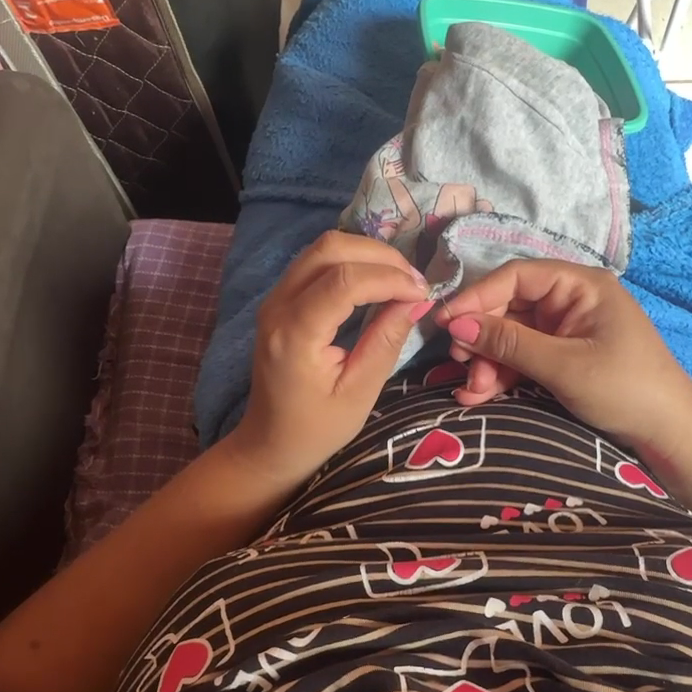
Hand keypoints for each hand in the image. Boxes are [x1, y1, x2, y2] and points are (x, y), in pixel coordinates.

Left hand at [223, 232, 431, 483]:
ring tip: (400, 279)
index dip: (389, 278)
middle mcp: (277, 307)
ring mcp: (274, 300)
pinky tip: (376, 281)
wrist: (269, 443)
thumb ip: (386, 341)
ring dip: (366, 254)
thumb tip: (417, 300)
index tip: (422, 292)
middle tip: (414, 281)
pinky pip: (316, 263)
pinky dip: (351, 262)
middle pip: (330, 249)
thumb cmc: (316, 428)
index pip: (344, 281)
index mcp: (295, 335)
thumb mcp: (360, 393)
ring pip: (322, 248)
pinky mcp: (279, 300)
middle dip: (379, 256)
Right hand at [435, 260, 691, 453]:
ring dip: (487, 364)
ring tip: (472, 394)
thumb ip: (508, 343)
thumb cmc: (625, 389)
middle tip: (459, 366)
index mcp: (580, 285)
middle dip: (481, 340)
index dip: (476, 297)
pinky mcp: (561, 358)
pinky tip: (480, 397)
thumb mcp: (563, 366)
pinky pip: (520, 359)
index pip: (515, 277)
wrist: (668, 435)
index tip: (445, 323)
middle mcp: (569, 301)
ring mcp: (564, 331)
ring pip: (510, 337)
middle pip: (508, 308)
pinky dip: (501, 376)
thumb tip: (455, 325)